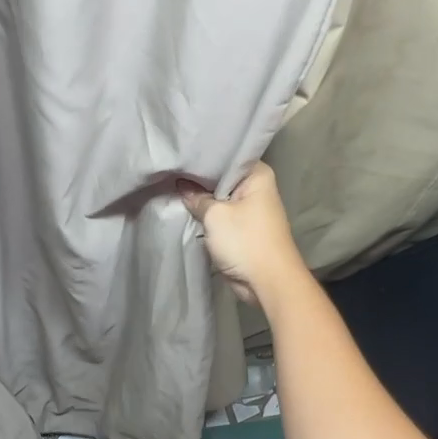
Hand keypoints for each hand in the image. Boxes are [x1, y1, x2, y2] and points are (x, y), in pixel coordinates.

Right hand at [177, 162, 307, 304]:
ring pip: (218, 199)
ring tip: (171, 188)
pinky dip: (206, 217)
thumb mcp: (215, 216)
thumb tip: (181, 186)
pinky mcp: (241, 229)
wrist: (266, 281)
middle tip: (171, 172)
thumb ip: (196, 198)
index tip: (180, 157)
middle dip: (198, 179)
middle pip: (221, 178)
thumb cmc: (245, 241)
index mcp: (256, 175)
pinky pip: (219, 217)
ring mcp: (248, 210)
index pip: (226, 157)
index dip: (203, 157)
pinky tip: (184, 210)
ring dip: (200, 200)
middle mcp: (255, 188)